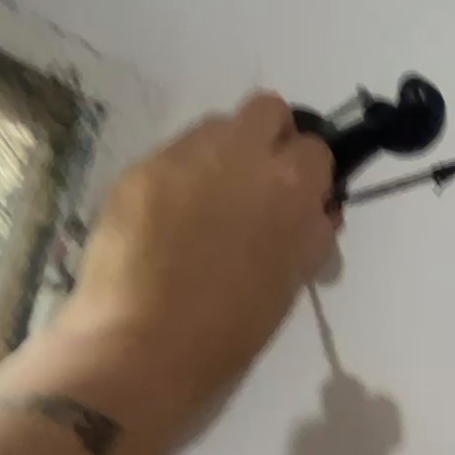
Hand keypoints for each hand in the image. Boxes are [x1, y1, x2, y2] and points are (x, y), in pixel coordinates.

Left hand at [55, 93, 335, 401]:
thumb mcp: (293, 280)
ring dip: (225, 154)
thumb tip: (315, 211)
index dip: (312, 175)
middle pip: (268, 110)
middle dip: (272, 138)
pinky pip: (173, 156)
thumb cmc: (234, 326)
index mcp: (290, 186)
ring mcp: (183, 156)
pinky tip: (170, 222)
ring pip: (216, 127)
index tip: (302, 202)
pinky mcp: (138, 169)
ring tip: (211, 205)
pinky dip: (182, 178)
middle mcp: (240, 154)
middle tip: (260, 186)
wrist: (143, 344)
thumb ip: (310, 234)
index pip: (317, 148)